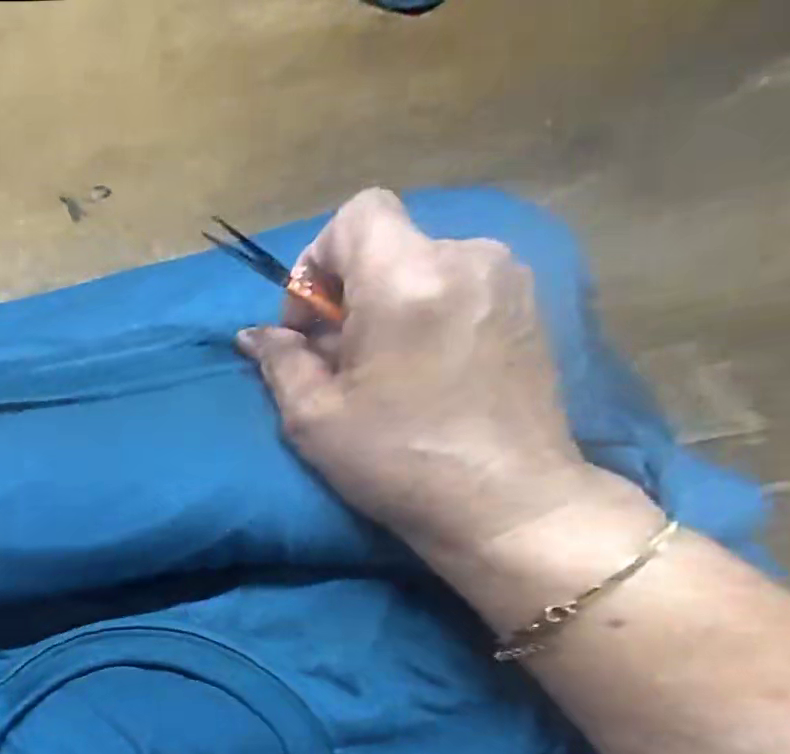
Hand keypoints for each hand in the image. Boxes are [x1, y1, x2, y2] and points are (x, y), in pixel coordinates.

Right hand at [236, 188, 630, 564]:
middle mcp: (466, 258)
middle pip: (390, 243)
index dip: (319, 261)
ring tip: (388, 369)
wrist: (509, 504)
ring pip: (426, 265)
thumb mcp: (316, 419)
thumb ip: (281, 362)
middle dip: (352, 291)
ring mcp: (508, 280)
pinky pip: (463, 286)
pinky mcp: (533, 307)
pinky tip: (430, 370)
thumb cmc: (400, 462)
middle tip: (343, 359)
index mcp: (407, 278)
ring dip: (393, 303)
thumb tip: (256, 335)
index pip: (357, 214)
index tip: (313, 325)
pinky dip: (433, 312)